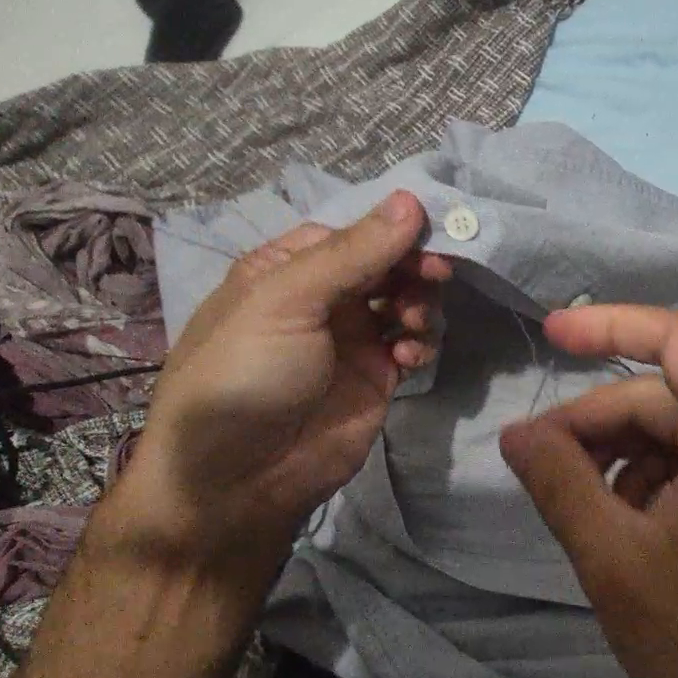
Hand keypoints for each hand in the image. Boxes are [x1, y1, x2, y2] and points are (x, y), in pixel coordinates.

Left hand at [125, 191, 449, 553]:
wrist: (240, 477)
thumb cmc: (246, 374)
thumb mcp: (288, 301)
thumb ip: (354, 252)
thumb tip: (412, 199)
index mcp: (286, 269)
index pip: (353, 233)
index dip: (392, 232)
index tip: (430, 235)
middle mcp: (322, 300)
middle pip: (386, 266)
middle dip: (414, 268)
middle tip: (436, 277)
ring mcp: (352, 342)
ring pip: (405, 304)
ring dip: (419, 306)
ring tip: (412, 325)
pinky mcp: (377, 381)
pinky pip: (412, 347)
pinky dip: (420, 346)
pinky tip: (409, 360)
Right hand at [499, 306, 677, 677]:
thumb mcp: (612, 556)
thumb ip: (559, 481)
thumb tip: (515, 431)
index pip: (675, 338)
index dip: (607, 325)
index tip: (548, 334)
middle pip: (664, 395)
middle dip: (597, 422)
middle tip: (537, 465)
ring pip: (674, 433)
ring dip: (619, 459)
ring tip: (581, 511)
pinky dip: (648, 483)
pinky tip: (622, 530)